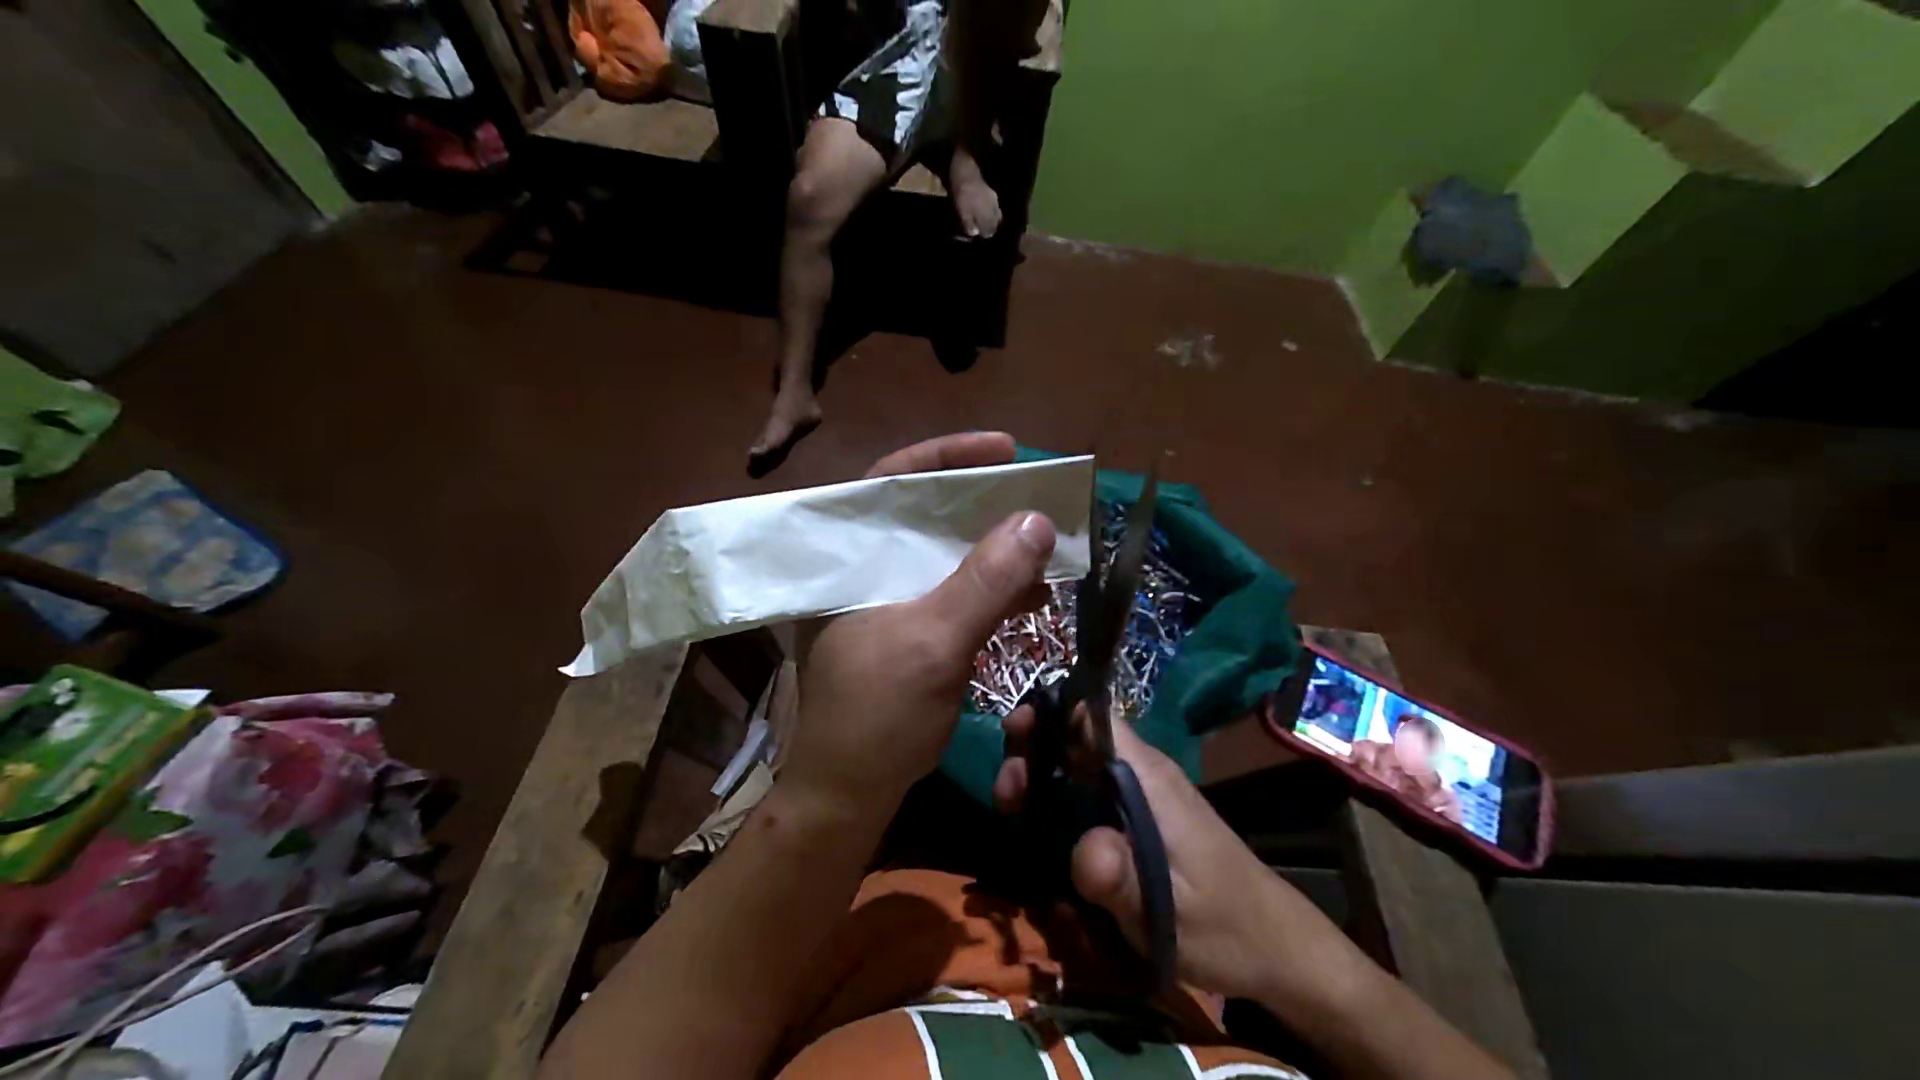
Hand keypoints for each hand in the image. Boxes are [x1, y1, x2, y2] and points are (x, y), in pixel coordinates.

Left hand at [779, 433, 1057, 823]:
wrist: (851, 792)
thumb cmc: (876, 713)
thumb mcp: (933, 642)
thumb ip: (984, 582)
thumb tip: (1037, 521)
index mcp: (848, 555)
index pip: (892, 478)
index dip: (948, 454)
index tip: (1007, 449)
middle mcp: (865, 567)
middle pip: (926, 513)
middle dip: (983, 499)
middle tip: (1036, 490)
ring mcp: (889, 600)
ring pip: (947, 553)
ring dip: (995, 546)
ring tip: (1047, 539)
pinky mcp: (911, 630)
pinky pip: (957, 592)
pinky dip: (994, 587)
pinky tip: (1034, 590)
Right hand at [993, 705, 1332, 1003]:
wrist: (1276, 948)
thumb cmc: (1224, 924)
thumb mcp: (1168, 911)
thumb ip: (1122, 880)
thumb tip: (1082, 847)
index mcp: (1147, 776)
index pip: (1094, 715)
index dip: (1050, 711)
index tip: (1013, 733)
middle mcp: (1140, 775)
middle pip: (1075, 738)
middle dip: (1032, 752)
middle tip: (1006, 794)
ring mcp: (1139, 797)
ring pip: (1077, 765)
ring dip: (1040, 778)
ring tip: (1013, 811)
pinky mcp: (1138, 821)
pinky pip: (1088, 793)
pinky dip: (1058, 801)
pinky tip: (1040, 830)